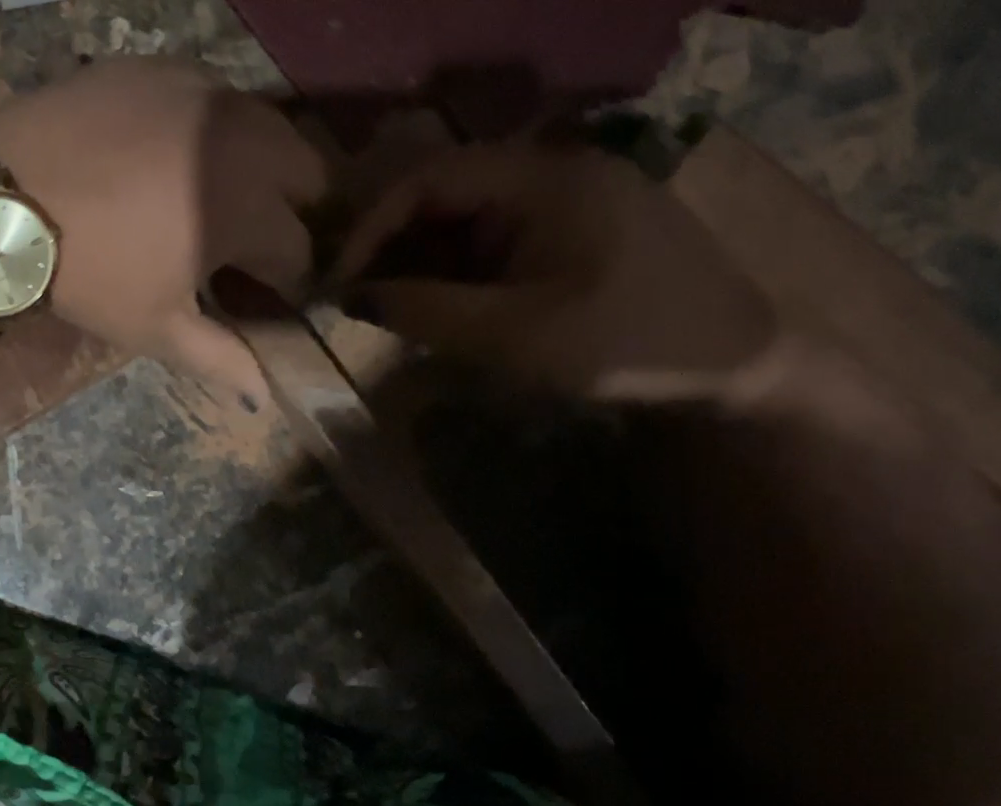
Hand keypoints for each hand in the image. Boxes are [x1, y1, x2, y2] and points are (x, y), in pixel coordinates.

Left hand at [0, 59, 327, 409]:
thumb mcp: (154, 327)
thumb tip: (263, 394)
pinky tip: (171, 158)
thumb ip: (219, 358)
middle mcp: (245, 136)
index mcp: (250, 207)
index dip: (288, 280)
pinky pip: (211, 97)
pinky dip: (209, 130)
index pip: (300, 248)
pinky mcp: (161, 67)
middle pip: (309, 172)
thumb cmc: (86, 274)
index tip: (264, 295)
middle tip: (251, 242)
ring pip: (267, 126)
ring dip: (260, 165)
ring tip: (216, 197)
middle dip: (293, 211)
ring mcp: (204, 92)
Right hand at [333, 145, 777, 402]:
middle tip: (353, 298)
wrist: (735, 364)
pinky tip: (438, 309)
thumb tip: (350, 296)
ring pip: (465, 218)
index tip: (337, 281)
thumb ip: (425, 311)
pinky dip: (454, 272)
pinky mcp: (573, 231)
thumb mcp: (512, 334)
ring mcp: (566, 200)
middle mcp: (553, 173)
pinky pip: (493, 239)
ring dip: (419, 262)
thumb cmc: (624, 345)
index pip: (429, 178)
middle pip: (444, 192)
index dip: (371, 226)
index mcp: (545, 179)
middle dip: (390, 245)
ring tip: (388, 311)